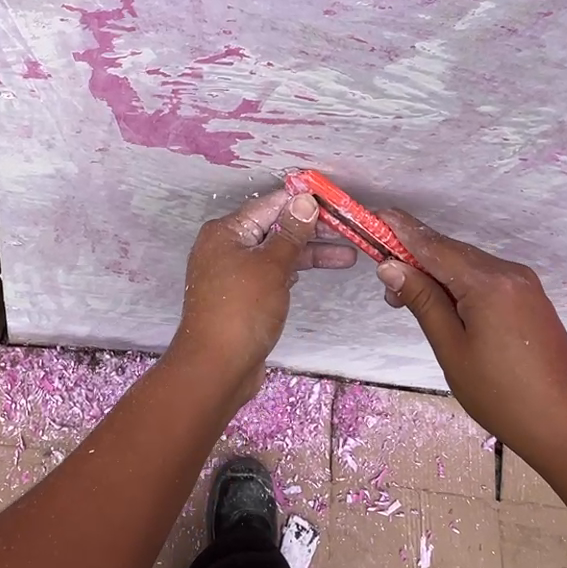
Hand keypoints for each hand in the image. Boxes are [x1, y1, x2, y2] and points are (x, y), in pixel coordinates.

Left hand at [168, 189, 356, 403]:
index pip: (270, 204)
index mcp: (226, 231)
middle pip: (275, 227)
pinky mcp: (242, 295)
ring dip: (310, 252)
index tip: (336, 200)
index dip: (303, 201)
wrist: (216, 368)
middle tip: (350, 229)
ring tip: (349, 255)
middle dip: (312, 229)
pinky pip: (272, 272)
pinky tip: (319, 268)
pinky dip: (295, 270)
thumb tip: (304, 199)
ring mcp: (232, 271)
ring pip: (277, 252)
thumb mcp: (272, 266)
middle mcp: (226, 246)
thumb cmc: (241, 311)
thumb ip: (291, 232)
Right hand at [374, 209, 566, 465]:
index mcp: (488, 282)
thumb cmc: (504, 397)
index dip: (399, 229)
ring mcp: (524, 285)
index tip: (370, 217)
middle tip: (387, 289)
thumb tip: (390, 265)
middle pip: (449, 251)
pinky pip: (484, 279)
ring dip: (436, 274)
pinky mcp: (531, 301)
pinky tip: (445, 307)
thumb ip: (422, 300)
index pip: (432, 244)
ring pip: (466, 265)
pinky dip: (458, 284)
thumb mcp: (452, 350)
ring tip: (410, 302)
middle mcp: (508, 272)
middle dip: (414, 259)